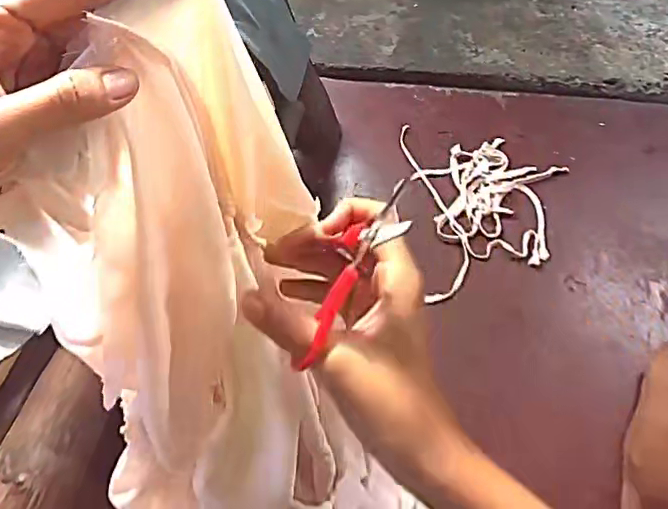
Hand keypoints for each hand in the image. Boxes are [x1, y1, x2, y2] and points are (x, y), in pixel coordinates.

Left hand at [0, 0, 176, 276]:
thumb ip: (59, 101)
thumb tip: (130, 80)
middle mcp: (14, 50)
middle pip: (85, 20)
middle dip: (128, 11)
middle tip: (179, 0)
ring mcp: (32, 86)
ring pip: (92, 59)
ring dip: (125, 58)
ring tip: (174, 45)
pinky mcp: (45, 120)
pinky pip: (91, 97)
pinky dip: (116, 96)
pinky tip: (147, 93)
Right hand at [242, 200, 474, 492]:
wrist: (421, 450)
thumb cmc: (389, 397)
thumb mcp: (336, 358)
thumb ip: (289, 326)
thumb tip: (246, 297)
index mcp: (397, 276)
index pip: (377, 219)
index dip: (344, 217)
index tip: (311, 235)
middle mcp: (389, 281)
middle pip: (352, 242)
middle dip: (314, 241)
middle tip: (272, 251)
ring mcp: (378, 303)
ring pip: (342, 267)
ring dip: (308, 264)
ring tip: (268, 265)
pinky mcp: (366, 325)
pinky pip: (338, 295)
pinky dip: (313, 291)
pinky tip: (281, 295)